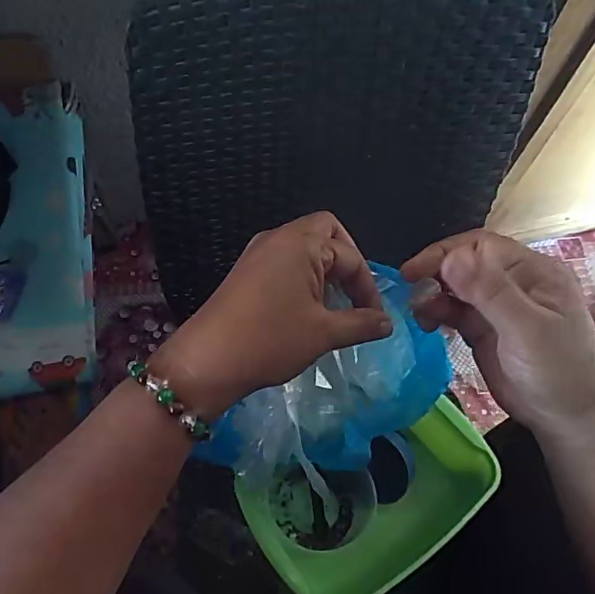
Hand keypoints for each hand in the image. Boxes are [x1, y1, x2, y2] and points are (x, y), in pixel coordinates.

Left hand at [154, 212, 392, 416]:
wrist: (208, 360)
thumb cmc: (270, 340)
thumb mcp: (323, 333)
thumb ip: (360, 323)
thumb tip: (386, 323)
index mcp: (300, 243)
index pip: (350, 255)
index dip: (368, 287)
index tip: (376, 318)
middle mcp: (277, 238)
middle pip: (325, 233)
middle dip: (347, 262)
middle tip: (354, 295)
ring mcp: (256, 254)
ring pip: (302, 248)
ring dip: (324, 271)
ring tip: (333, 308)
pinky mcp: (244, 272)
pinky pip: (283, 263)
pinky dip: (302, 278)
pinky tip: (306, 311)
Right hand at [401, 230, 594, 441]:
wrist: (568, 418)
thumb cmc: (557, 371)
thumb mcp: (526, 329)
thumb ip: (489, 292)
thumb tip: (451, 257)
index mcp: (532, 272)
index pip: (480, 247)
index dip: (444, 255)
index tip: (413, 274)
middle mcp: (513, 283)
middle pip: (464, 263)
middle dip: (434, 274)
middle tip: (410, 294)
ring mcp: (497, 307)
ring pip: (455, 287)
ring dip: (432, 295)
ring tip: (418, 315)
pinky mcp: (483, 330)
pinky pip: (453, 311)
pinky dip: (435, 313)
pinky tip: (426, 325)